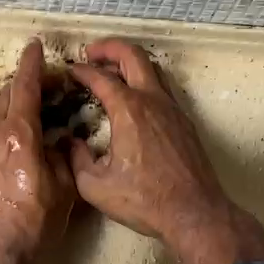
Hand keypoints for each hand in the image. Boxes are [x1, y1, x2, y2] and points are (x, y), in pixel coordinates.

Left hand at [0, 40, 75, 263]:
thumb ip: (63, 158)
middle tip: (48, 85)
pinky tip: (17, 134)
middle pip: (6, 94)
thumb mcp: (64, 191)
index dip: (32, 65)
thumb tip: (59, 142)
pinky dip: (3, 119)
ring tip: (33, 107)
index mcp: (18, 134)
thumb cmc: (32, 222)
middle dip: (26, 83)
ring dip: (12, 101)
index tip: (34, 46)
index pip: (25, 87)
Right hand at [67, 39, 263, 263]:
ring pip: (151, 68)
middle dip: (108, 48)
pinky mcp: (184, 121)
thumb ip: (76, 159)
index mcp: (128, 110)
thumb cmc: (144, 200)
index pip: (100, 77)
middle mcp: (152, 100)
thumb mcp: (95, 186)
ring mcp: (172, 108)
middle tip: (90, 53)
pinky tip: (134, 99)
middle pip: (132, 55)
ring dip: (129, 62)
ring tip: (111, 71)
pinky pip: (162, 88)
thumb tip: (70, 142)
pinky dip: (144, 81)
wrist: (195, 214)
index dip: (81, 70)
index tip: (69, 71)